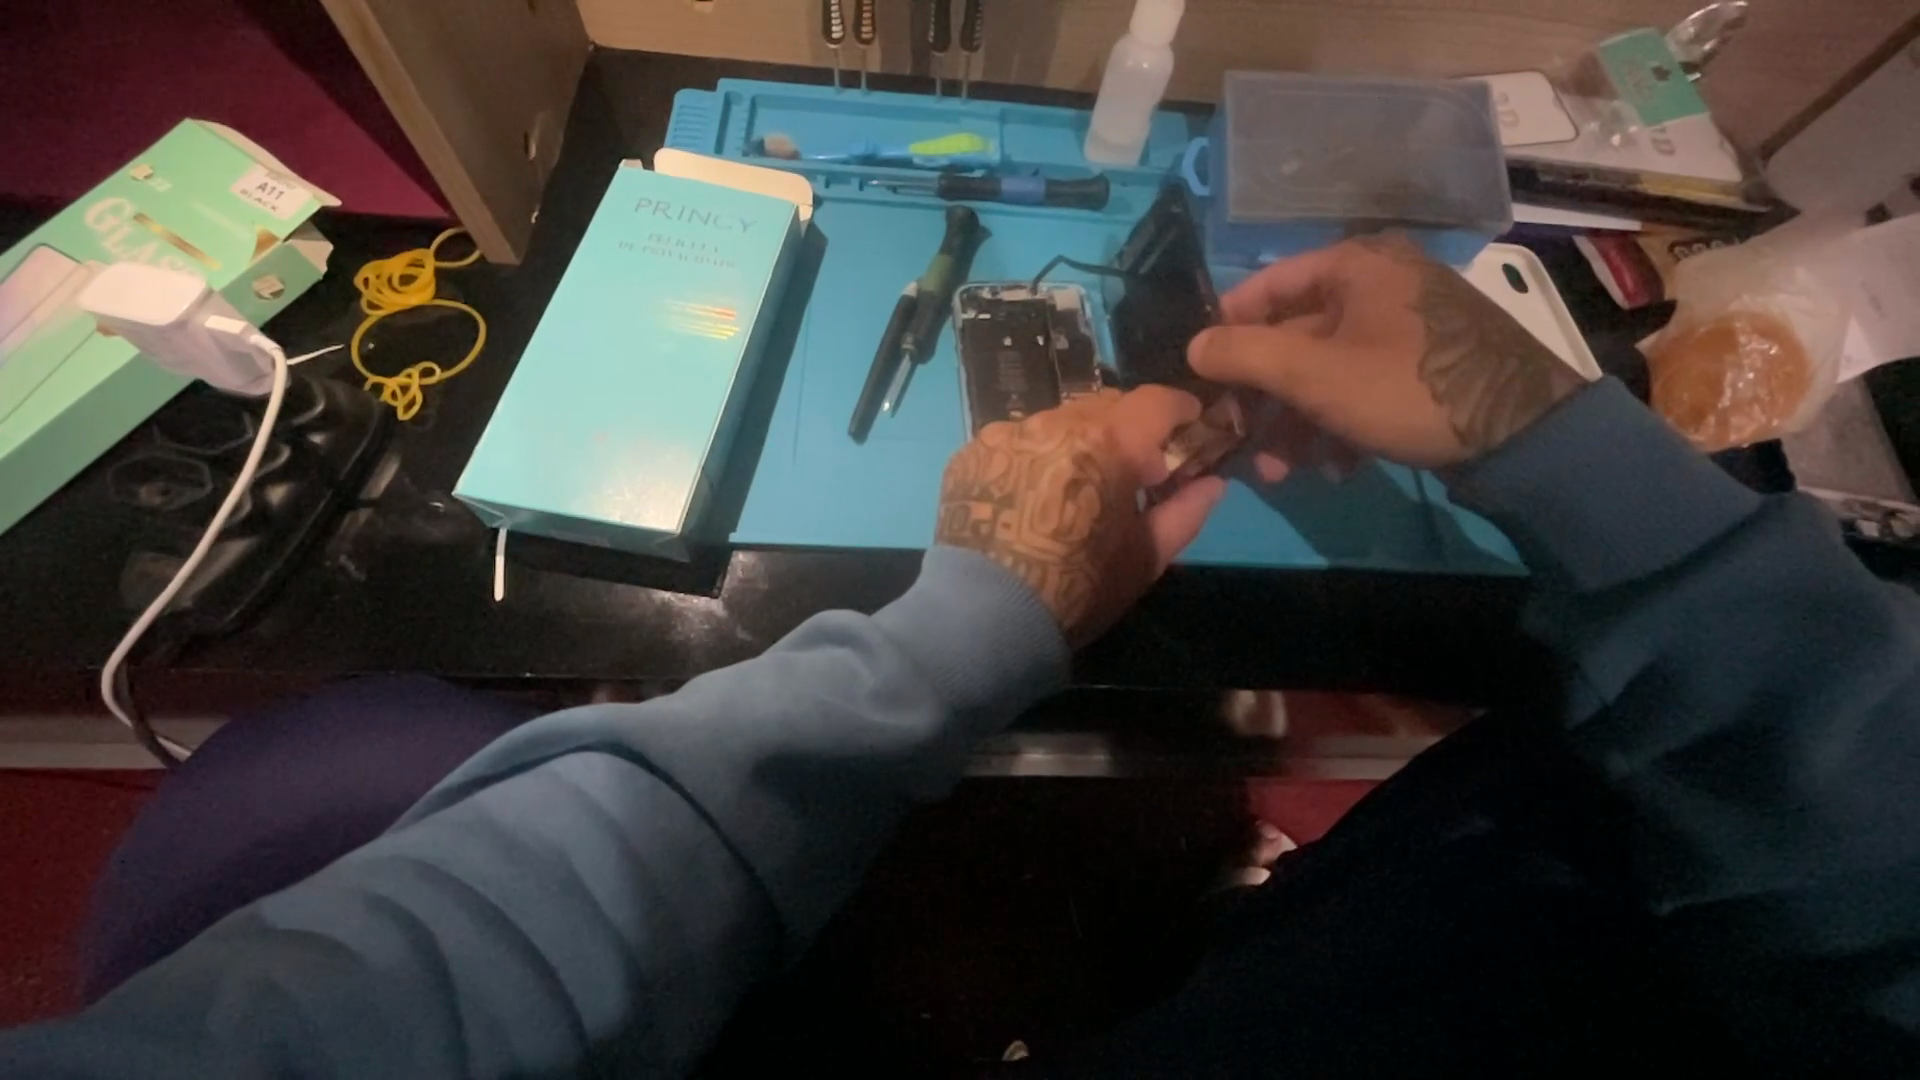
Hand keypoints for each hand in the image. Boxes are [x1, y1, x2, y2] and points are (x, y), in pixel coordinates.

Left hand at [935, 387, 1227, 646]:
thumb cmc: (1076, 591)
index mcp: (1104, 445)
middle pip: (1104, 407)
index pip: (1155, 401)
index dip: (1180, 411)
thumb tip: (1213, 483)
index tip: (1188, 431)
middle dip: (1128, 430)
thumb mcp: (1144, 558)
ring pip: (1056, 420)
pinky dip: (1034, 459)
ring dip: (1077, 443)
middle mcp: (1051, 425)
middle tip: (1132, 471)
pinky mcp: (970, 455)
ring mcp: (1004, 436)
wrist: (984, 619)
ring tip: (1074, 489)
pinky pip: (1015, 441)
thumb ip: (1185, 512)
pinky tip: (1030, 498)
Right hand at [1188, 235, 1583, 469]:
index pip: (1264, 287)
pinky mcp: (1418, 368)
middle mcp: (1376, 287)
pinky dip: (1336, 426)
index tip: (1200, 376)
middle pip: (1291, 340)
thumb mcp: (1312, 373)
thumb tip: (1192, 347)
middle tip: (1241, 443)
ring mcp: (1401, 329)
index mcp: (1354, 267)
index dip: (1225, 331)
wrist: (1522, 434)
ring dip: (1294, 425)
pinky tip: (1338, 466)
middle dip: (1263, 400)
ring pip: (1320, 373)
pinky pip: (1355, 389)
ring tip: (1285, 473)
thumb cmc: (1405, 387)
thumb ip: (1243, 355)